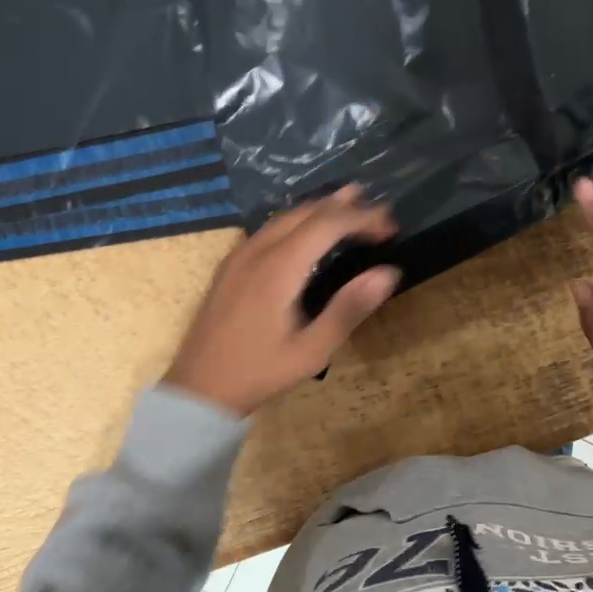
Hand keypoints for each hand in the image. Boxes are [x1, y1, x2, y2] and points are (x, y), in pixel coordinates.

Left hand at [164, 185, 399, 415]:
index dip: (362, 219)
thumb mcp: (312, 350)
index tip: (391, 228)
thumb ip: (348, 308)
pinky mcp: (231, 267)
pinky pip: (269, 229)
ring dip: (319, 210)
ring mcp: (239, 256)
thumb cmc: (261, 372)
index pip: (327, 224)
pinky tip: (308, 233)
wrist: (201, 386)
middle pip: (304, 212)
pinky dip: (298, 222)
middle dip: (343, 207)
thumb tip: (387, 273)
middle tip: (378, 211)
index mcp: (278, 268)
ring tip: (349, 205)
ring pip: (283, 217)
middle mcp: (257, 251)